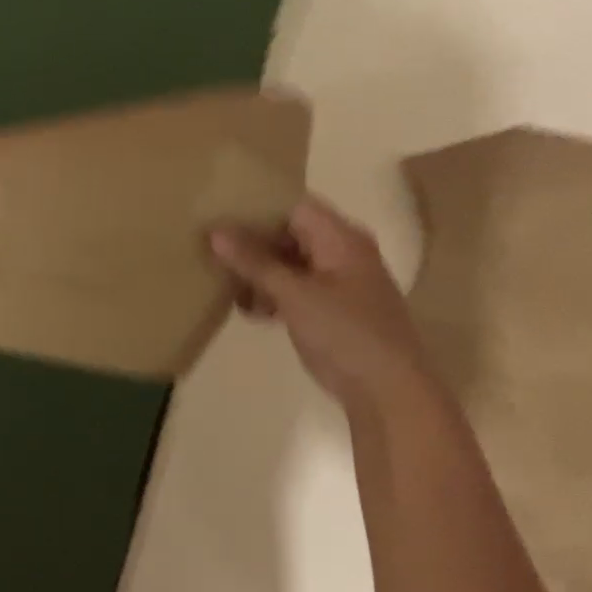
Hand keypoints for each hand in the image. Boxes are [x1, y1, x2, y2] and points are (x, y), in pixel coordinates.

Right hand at [209, 197, 435, 411]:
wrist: (383, 385)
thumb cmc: (345, 331)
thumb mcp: (294, 293)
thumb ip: (254, 262)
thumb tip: (215, 231)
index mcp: (341, 240)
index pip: (294, 206)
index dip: (258, 205)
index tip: (217, 212)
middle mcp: (338, 253)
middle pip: (286, 234)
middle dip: (249, 241)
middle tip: (207, 248)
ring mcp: (332, 282)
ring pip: (283, 263)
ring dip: (254, 272)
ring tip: (222, 283)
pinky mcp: (322, 308)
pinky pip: (287, 289)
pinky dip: (265, 294)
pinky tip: (246, 310)